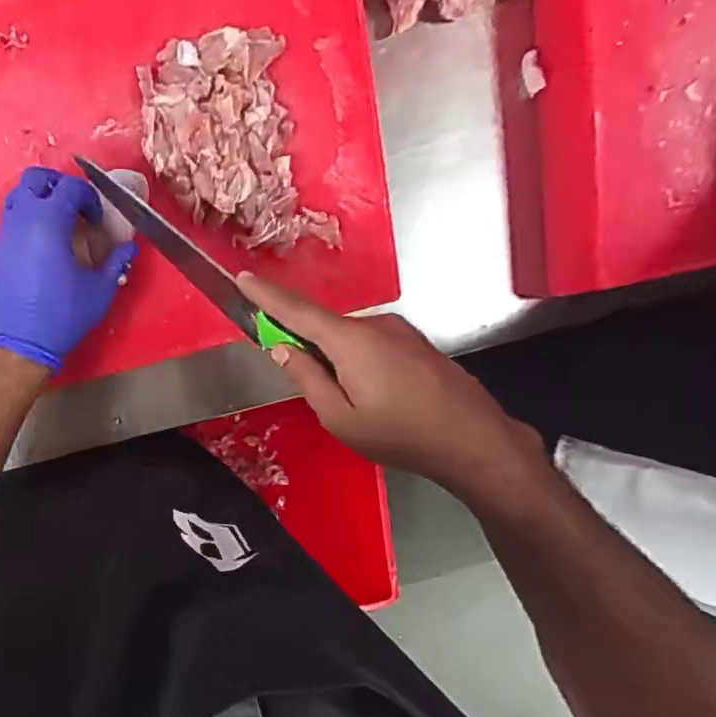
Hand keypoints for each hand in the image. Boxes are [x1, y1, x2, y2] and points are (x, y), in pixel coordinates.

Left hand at [0, 167, 139, 371]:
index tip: (96, 219)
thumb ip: (117, 262)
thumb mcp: (100, 290)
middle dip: (58, 185)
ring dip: (40, 199)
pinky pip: (12, 218)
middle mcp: (23, 219)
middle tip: (75, 207)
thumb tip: (129, 247)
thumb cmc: (64, 315)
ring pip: (19, 195)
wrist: (23, 343)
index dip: (88, 197)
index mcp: (49, 222)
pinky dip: (28, 217)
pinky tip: (43, 242)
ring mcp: (6, 233)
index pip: (69, 187)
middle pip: (36, 179)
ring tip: (58, 222)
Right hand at [240, 273, 541, 498]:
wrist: (471, 438)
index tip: (243, 278)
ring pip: (347, 339)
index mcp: (351, 341)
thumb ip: (307, 380)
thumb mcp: (339, 418)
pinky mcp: (413, 342)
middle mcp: (375, 324)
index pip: (298, 311)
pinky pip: (369, 344)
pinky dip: (354, 361)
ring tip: (348, 403)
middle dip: (303, 345)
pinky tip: (369, 395)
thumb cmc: (399, 434)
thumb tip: (283, 349)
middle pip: (323, 326)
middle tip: (307, 384)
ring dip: (332, 360)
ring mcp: (399, 331)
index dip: (267, 295)